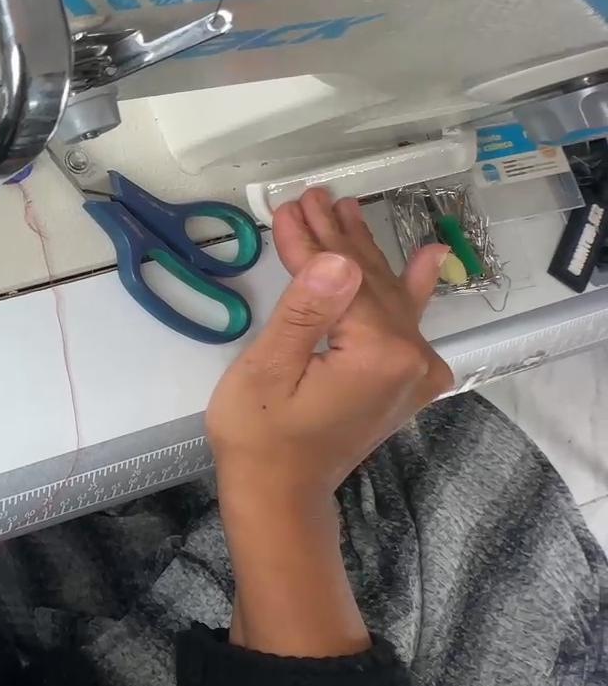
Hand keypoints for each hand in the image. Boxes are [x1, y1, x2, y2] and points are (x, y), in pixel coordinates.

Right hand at [204, 187, 453, 654]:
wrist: (278, 488)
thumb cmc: (257, 432)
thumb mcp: (266, 371)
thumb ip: (304, 314)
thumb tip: (335, 263)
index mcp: (377, 352)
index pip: (341, 279)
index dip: (309, 241)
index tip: (286, 206)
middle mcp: (411, 356)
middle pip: (371, 281)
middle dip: (335, 237)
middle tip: (310, 197)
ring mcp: (413, 369)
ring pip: (390, 295)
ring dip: (363, 253)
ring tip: (344, 211)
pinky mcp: (403, 378)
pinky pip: (411, 321)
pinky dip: (415, 286)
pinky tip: (428, 260)